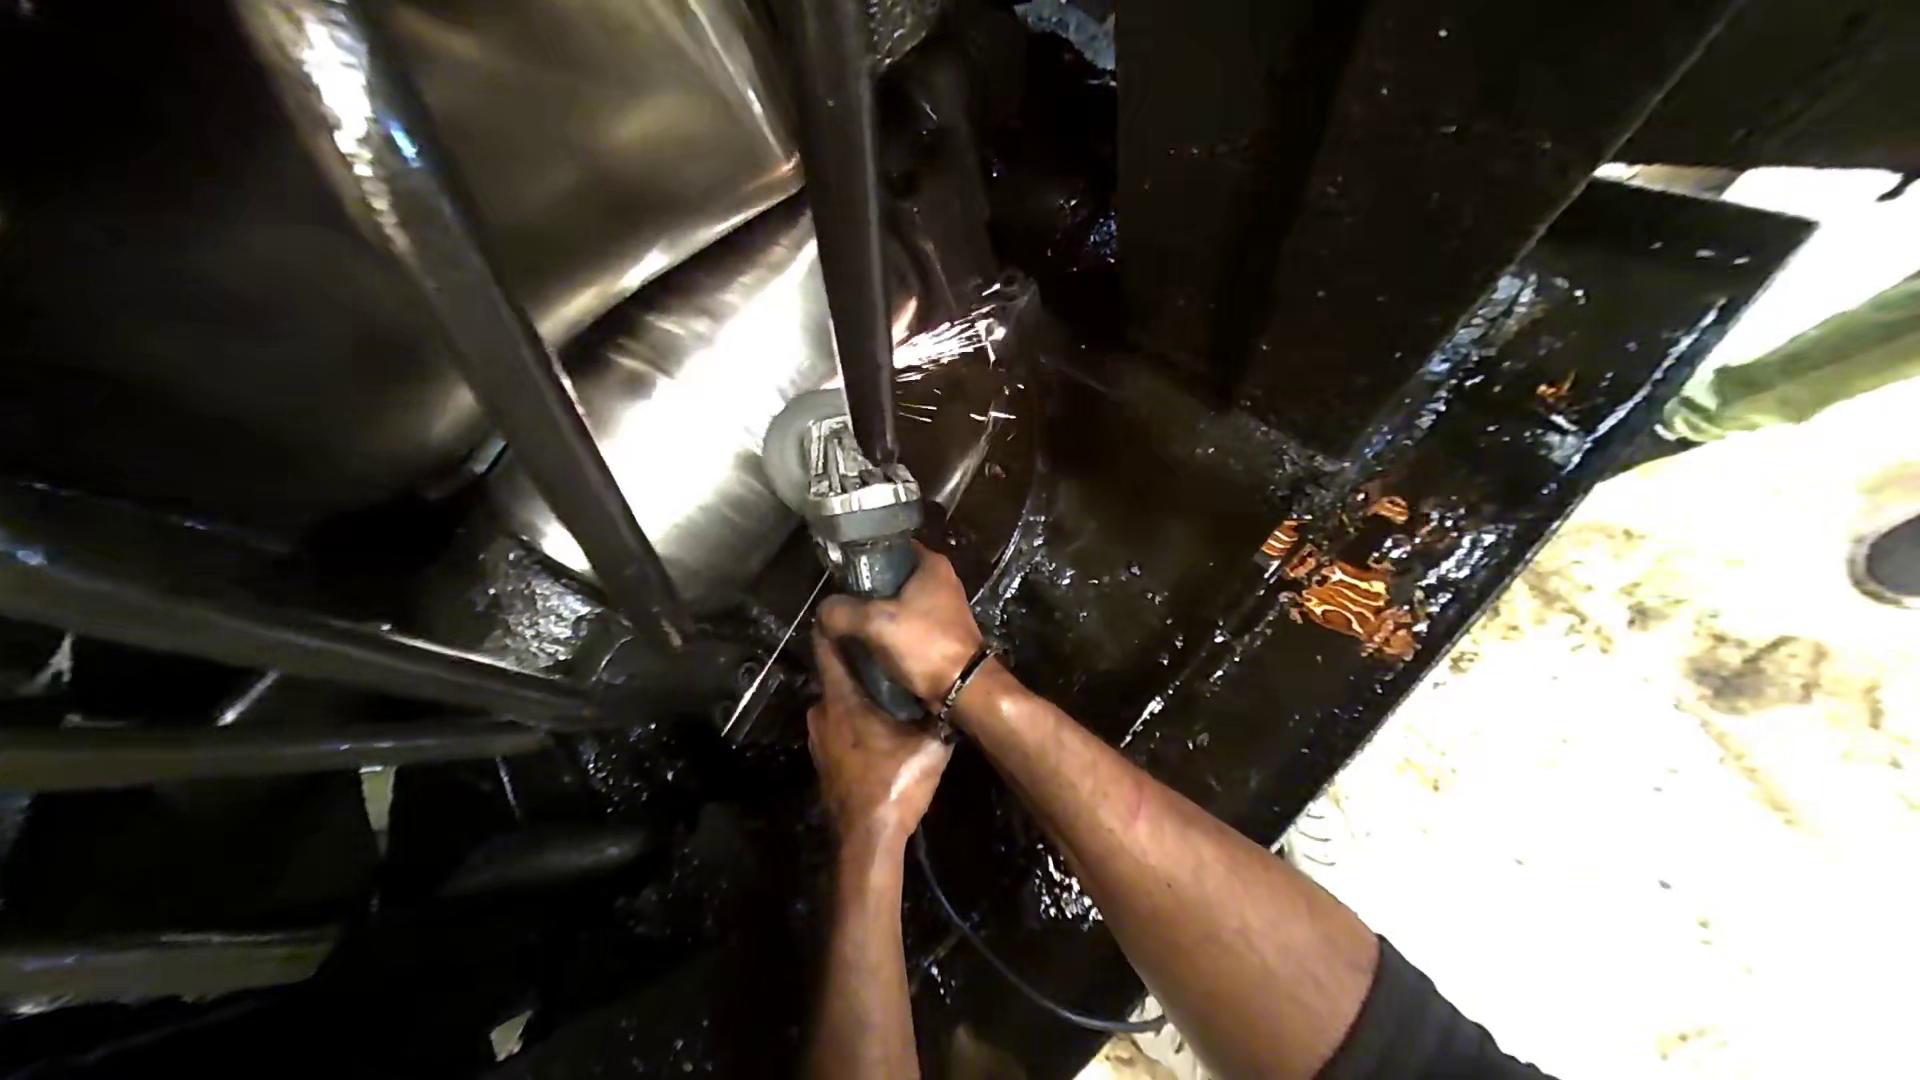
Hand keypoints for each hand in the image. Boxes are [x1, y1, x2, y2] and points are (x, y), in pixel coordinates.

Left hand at [808, 631, 951, 849]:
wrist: (868, 839)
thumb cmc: (896, 781)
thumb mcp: (930, 742)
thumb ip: (939, 711)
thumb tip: (956, 689)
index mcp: (842, 699)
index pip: (828, 648)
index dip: (835, 626)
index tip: (853, 610)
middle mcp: (822, 712)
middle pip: (834, 673)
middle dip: (857, 659)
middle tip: (887, 649)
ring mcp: (818, 737)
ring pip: (836, 700)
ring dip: (856, 690)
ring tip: (887, 684)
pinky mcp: (823, 758)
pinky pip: (836, 723)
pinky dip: (852, 715)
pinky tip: (877, 722)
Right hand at [816, 543, 983, 706]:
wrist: (963, 686)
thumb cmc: (924, 644)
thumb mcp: (876, 623)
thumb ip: (843, 612)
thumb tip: (824, 610)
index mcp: (931, 564)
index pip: (890, 546)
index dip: (864, 556)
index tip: (840, 570)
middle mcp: (941, 580)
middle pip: (893, 575)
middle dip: (866, 588)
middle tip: (840, 601)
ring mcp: (943, 606)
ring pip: (898, 602)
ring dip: (876, 612)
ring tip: (849, 622)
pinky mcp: (940, 630)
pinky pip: (907, 622)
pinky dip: (889, 629)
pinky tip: (869, 641)